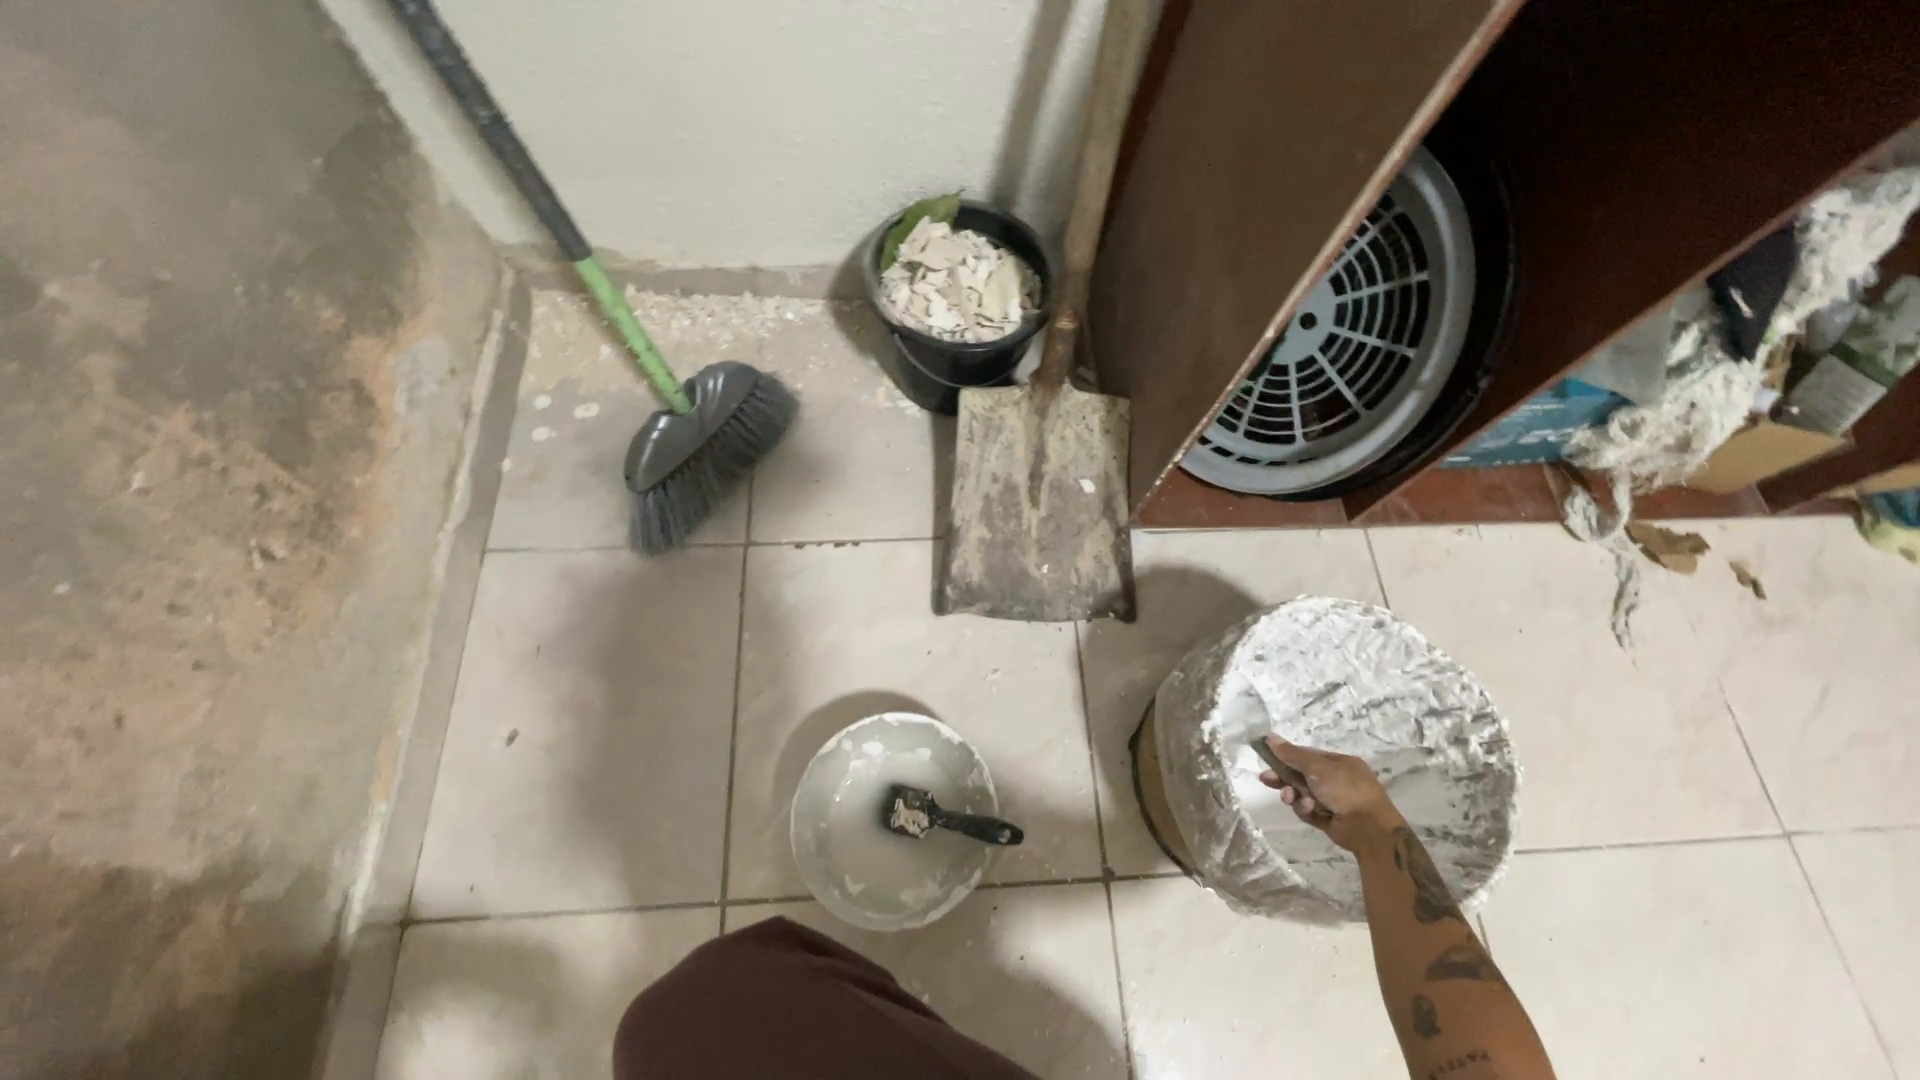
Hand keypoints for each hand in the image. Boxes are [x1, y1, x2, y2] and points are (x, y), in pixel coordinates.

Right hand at [1258, 736, 1404, 852]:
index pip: (1307, 755)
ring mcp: (1333, 801)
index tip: (1267, 757)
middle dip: (1283, 777)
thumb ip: (1291, 754)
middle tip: (1266, 779)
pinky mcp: (1328, 819)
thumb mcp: (1317, 767)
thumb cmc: (1346, 789)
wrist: (1369, 828)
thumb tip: (1269, 736)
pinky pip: (1309, 811)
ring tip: (1289, 797)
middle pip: (1302, 776)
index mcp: (1339, 763)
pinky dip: (1306, 810)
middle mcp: (1336, 780)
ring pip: (1302, 794)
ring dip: (1293, 795)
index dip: (1286, 756)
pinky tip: (1309, 809)